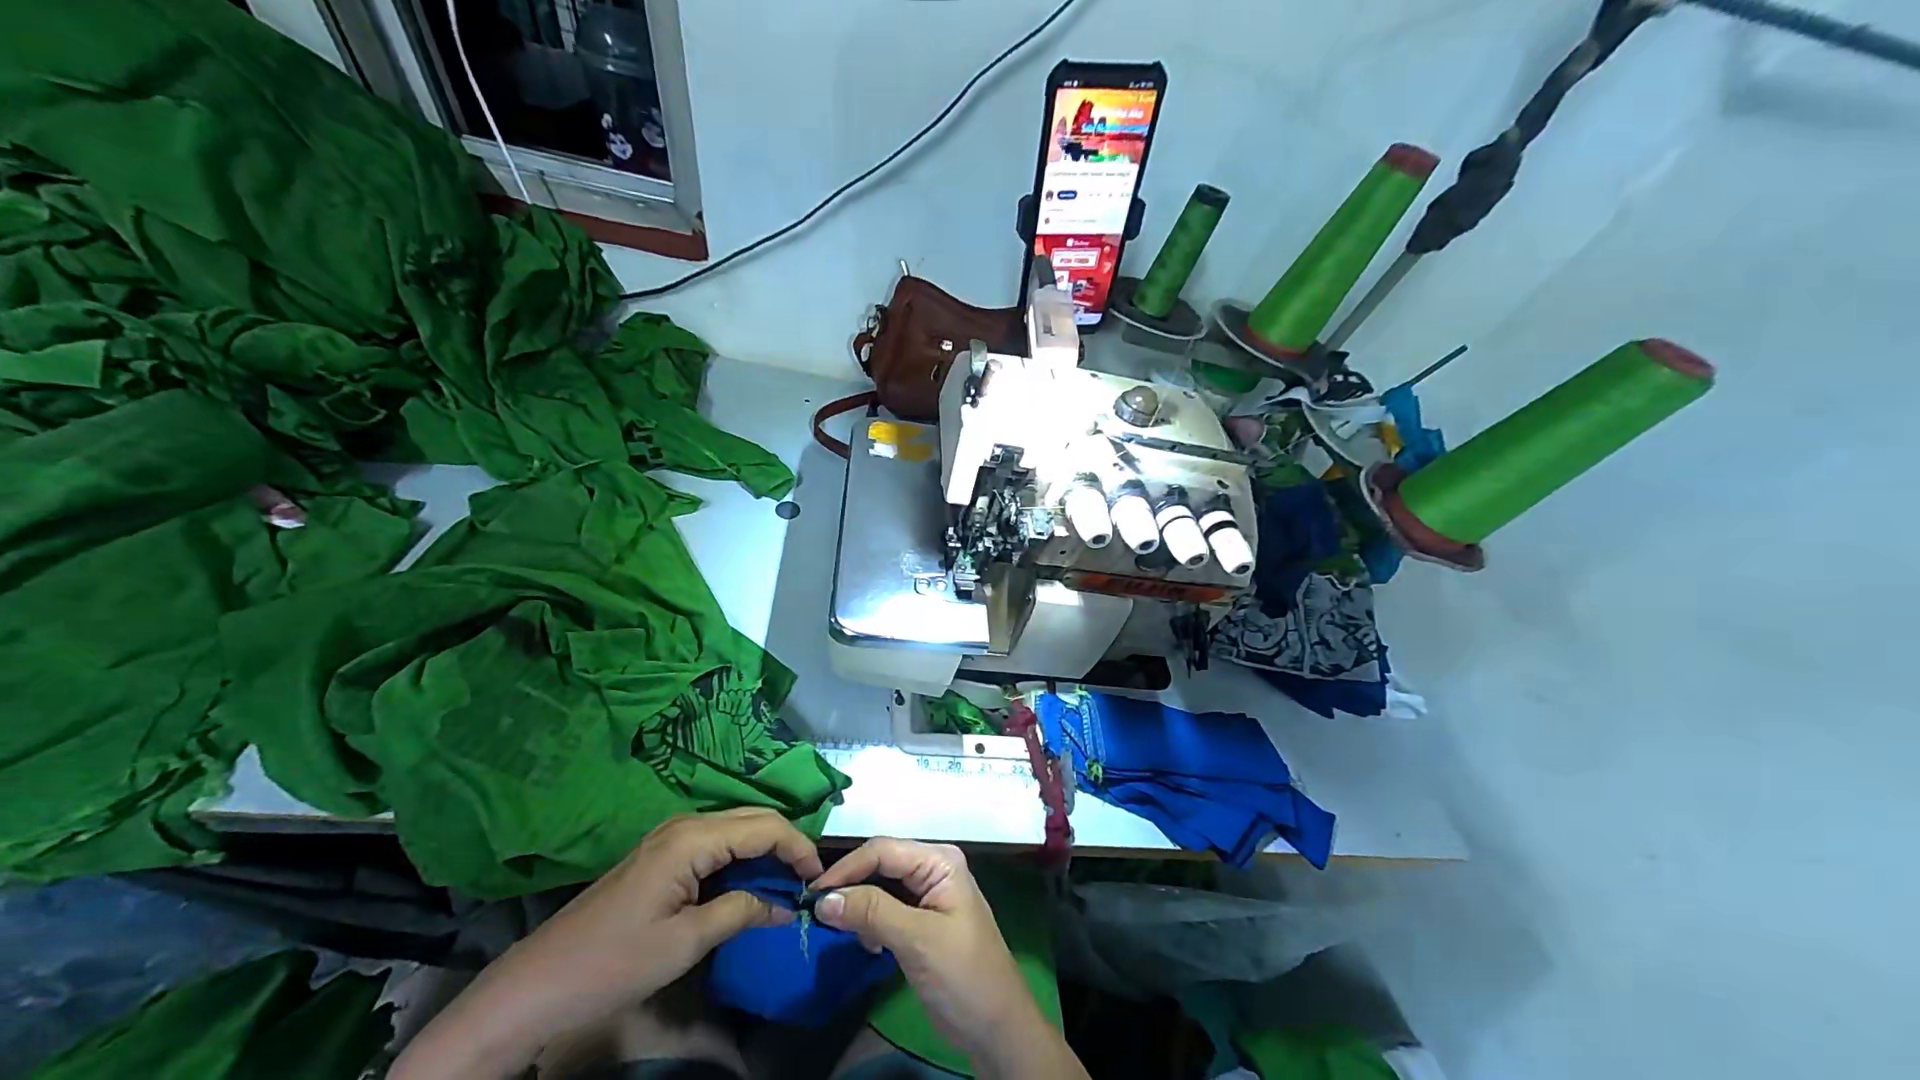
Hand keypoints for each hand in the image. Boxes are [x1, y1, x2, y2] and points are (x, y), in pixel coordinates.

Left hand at [392, 809, 822, 1079]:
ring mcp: (670, 837)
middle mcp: (684, 825)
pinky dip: (742, 858)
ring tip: (786, 884)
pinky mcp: (662, 855)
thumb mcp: (685, 943)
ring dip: (765, 850)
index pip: (765, 826)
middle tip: (807, 882)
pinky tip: (750, 884)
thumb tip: (785, 906)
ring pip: (736, 828)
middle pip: (753, 818)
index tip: (818, 879)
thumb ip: (741, 912)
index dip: (799, 848)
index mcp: (692, 838)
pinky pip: (716, 843)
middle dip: (786, 844)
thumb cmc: (613, 963)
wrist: (537, 984)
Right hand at [810, 838, 1086, 1079]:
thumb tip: (823, 899)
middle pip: (880, 864)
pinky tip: (865, 942)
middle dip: (850, 885)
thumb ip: (872, 913)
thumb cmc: (963, 975)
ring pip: (880, 886)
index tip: (812, 893)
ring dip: (858, 904)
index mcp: (940, 861)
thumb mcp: (917, 940)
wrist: (996, 1026)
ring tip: (836, 927)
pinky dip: (869, 921)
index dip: (846, 868)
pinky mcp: (921, 920)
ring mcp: (927, 894)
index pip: (882, 850)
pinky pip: (885, 908)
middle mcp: (933, 868)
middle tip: (816, 911)